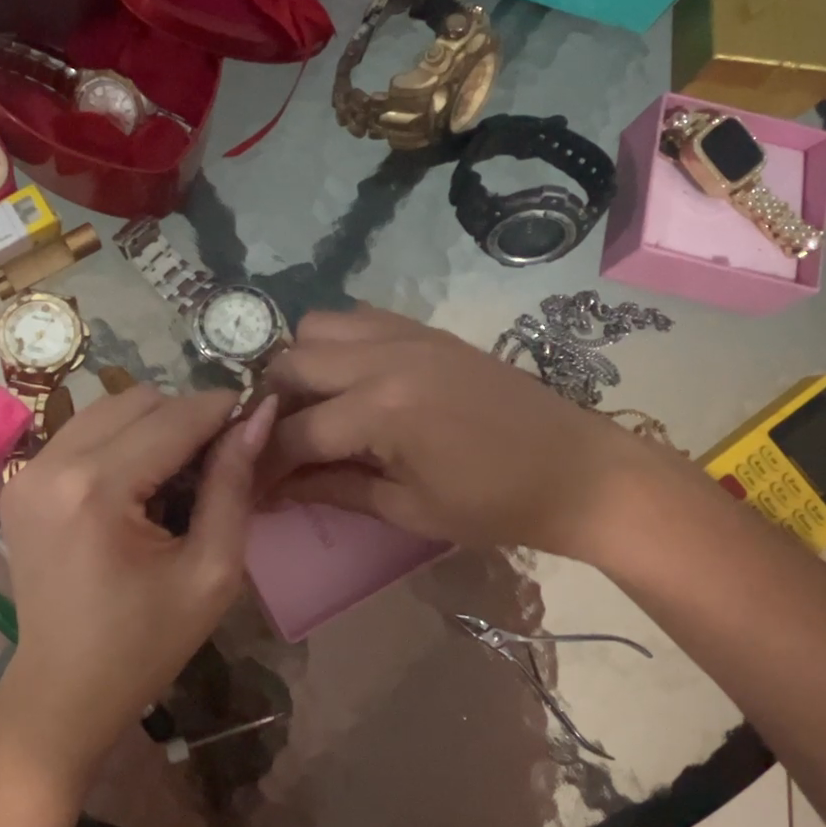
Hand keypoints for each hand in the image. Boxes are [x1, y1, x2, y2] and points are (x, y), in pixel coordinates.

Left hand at [0, 386, 276, 782]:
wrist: (65, 688)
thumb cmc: (146, 643)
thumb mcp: (210, 572)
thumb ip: (233, 486)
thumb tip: (258, 417)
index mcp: (95, 489)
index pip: (173, 417)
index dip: (222, 410)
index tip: (257, 417)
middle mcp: (51, 464)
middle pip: (136, 400)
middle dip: (185, 417)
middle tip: (217, 459)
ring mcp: (26, 472)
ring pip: (105, 409)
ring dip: (151, 426)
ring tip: (179, 474)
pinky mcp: (19, 484)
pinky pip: (80, 434)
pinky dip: (117, 442)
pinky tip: (139, 484)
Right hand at [259, 306, 650, 556]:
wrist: (577, 470)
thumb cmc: (494, 505)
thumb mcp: (406, 509)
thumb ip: (332, 489)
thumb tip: (272, 489)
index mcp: (381, 411)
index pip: (294, 432)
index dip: (263, 463)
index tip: (248, 484)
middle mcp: (384, 358)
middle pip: (291, 363)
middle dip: (271, 406)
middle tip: (276, 444)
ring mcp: (407, 334)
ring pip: (317, 326)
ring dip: (300, 365)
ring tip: (310, 406)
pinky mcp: (426, 330)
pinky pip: (358, 317)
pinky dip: (337, 344)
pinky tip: (347, 381)